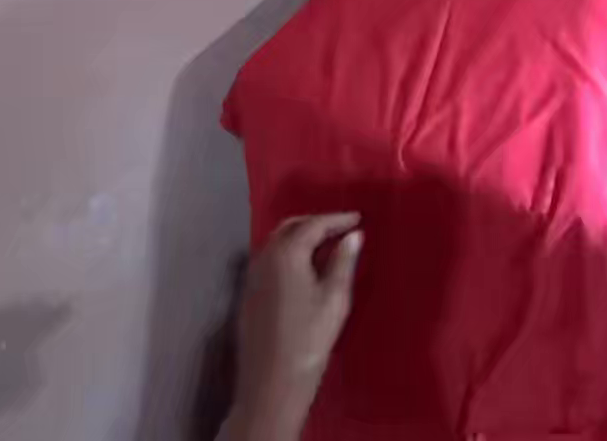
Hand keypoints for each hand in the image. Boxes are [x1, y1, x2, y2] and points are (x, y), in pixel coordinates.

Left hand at [225, 212, 362, 440]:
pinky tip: (303, 267)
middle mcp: (265, 256)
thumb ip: (343, 261)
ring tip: (325, 244)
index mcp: (286, 252)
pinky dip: (288, 252)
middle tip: (341, 228)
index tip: (358, 218)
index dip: (337, 219)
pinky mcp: (248, 293)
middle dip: (316, 223)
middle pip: (292, 226)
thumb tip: (354, 235)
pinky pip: (270, 258)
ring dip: (301, 236)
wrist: (270, 388)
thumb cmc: (308, 341)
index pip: (314, 224)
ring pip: (278, 241)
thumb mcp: (334, 299)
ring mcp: (253, 274)